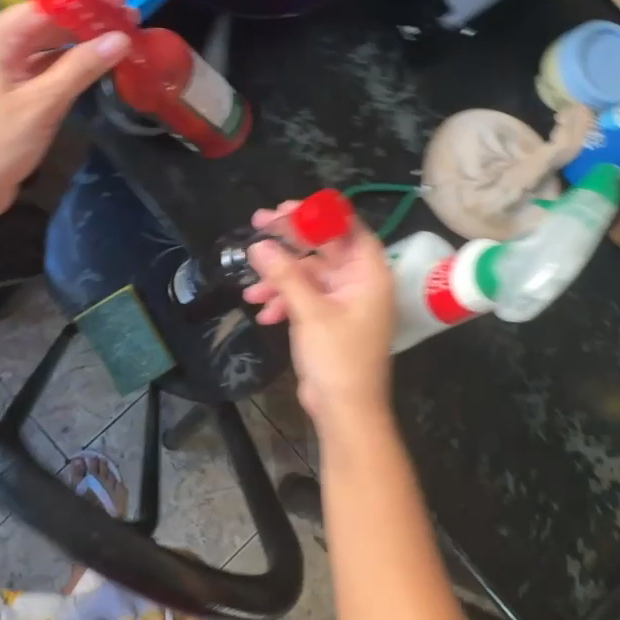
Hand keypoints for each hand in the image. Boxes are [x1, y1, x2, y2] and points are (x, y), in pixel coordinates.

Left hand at [0, 0, 132, 223]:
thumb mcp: (44, 103)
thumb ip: (82, 67)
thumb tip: (121, 38)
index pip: (45, 5)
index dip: (86, 2)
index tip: (123, 3)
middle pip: (45, 24)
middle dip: (85, 24)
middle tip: (129, 23)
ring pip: (44, 48)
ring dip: (79, 46)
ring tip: (119, 42)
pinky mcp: (6, 94)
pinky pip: (40, 70)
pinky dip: (66, 68)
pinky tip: (95, 68)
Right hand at [243, 205, 395, 424]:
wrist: (346, 410)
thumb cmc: (339, 358)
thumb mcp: (310, 312)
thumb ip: (284, 275)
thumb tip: (259, 244)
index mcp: (369, 274)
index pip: (347, 228)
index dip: (317, 215)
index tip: (285, 209)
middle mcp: (360, 282)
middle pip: (323, 248)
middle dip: (289, 243)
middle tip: (258, 227)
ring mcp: (344, 302)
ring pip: (308, 275)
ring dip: (279, 279)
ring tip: (250, 288)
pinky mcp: (330, 320)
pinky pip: (305, 298)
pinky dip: (284, 301)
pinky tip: (263, 313)